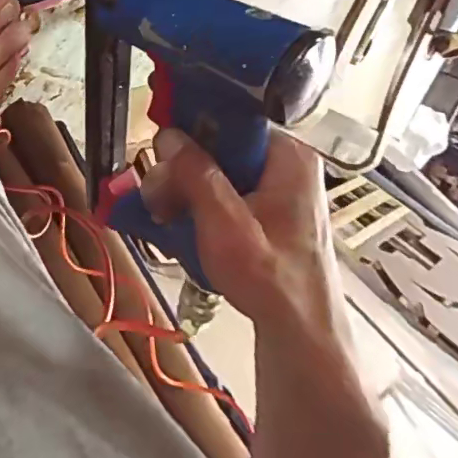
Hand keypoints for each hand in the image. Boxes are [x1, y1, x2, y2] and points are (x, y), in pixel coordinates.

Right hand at [141, 128, 341, 339]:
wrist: (302, 340)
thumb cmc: (271, 282)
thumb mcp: (227, 226)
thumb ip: (197, 175)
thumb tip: (168, 134)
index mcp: (287, 156)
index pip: (233, 117)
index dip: (192, 122)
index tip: (159, 137)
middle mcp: (284, 164)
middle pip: (220, 145)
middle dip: (181, 167)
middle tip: (155, 193)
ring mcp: (276, 189)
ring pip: (216, 169)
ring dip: (183, 189)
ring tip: (160, 213)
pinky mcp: (266, 212)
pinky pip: (223, 192)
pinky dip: (197, 204)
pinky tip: (175, 222)